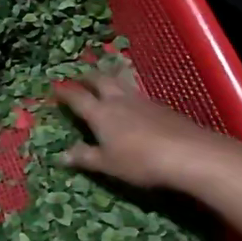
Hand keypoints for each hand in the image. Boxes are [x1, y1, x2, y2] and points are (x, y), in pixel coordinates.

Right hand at [51, 74, 232, 189]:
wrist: (185, 153)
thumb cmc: (139, 160)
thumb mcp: (107, 164)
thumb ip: (85, 157)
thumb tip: (62, 155)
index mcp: (100, 113)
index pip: (78, 98)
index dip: (65, 92)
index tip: (55, 87)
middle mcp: (119, 100)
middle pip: (100, 80)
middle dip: (87, 77)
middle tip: (80, 76)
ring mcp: (142, 100)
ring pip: (121, 83)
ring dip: (109, 79)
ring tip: (105, 80)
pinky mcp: (160, 106)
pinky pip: (137, 93)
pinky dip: (128, 93)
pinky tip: (132, 102)